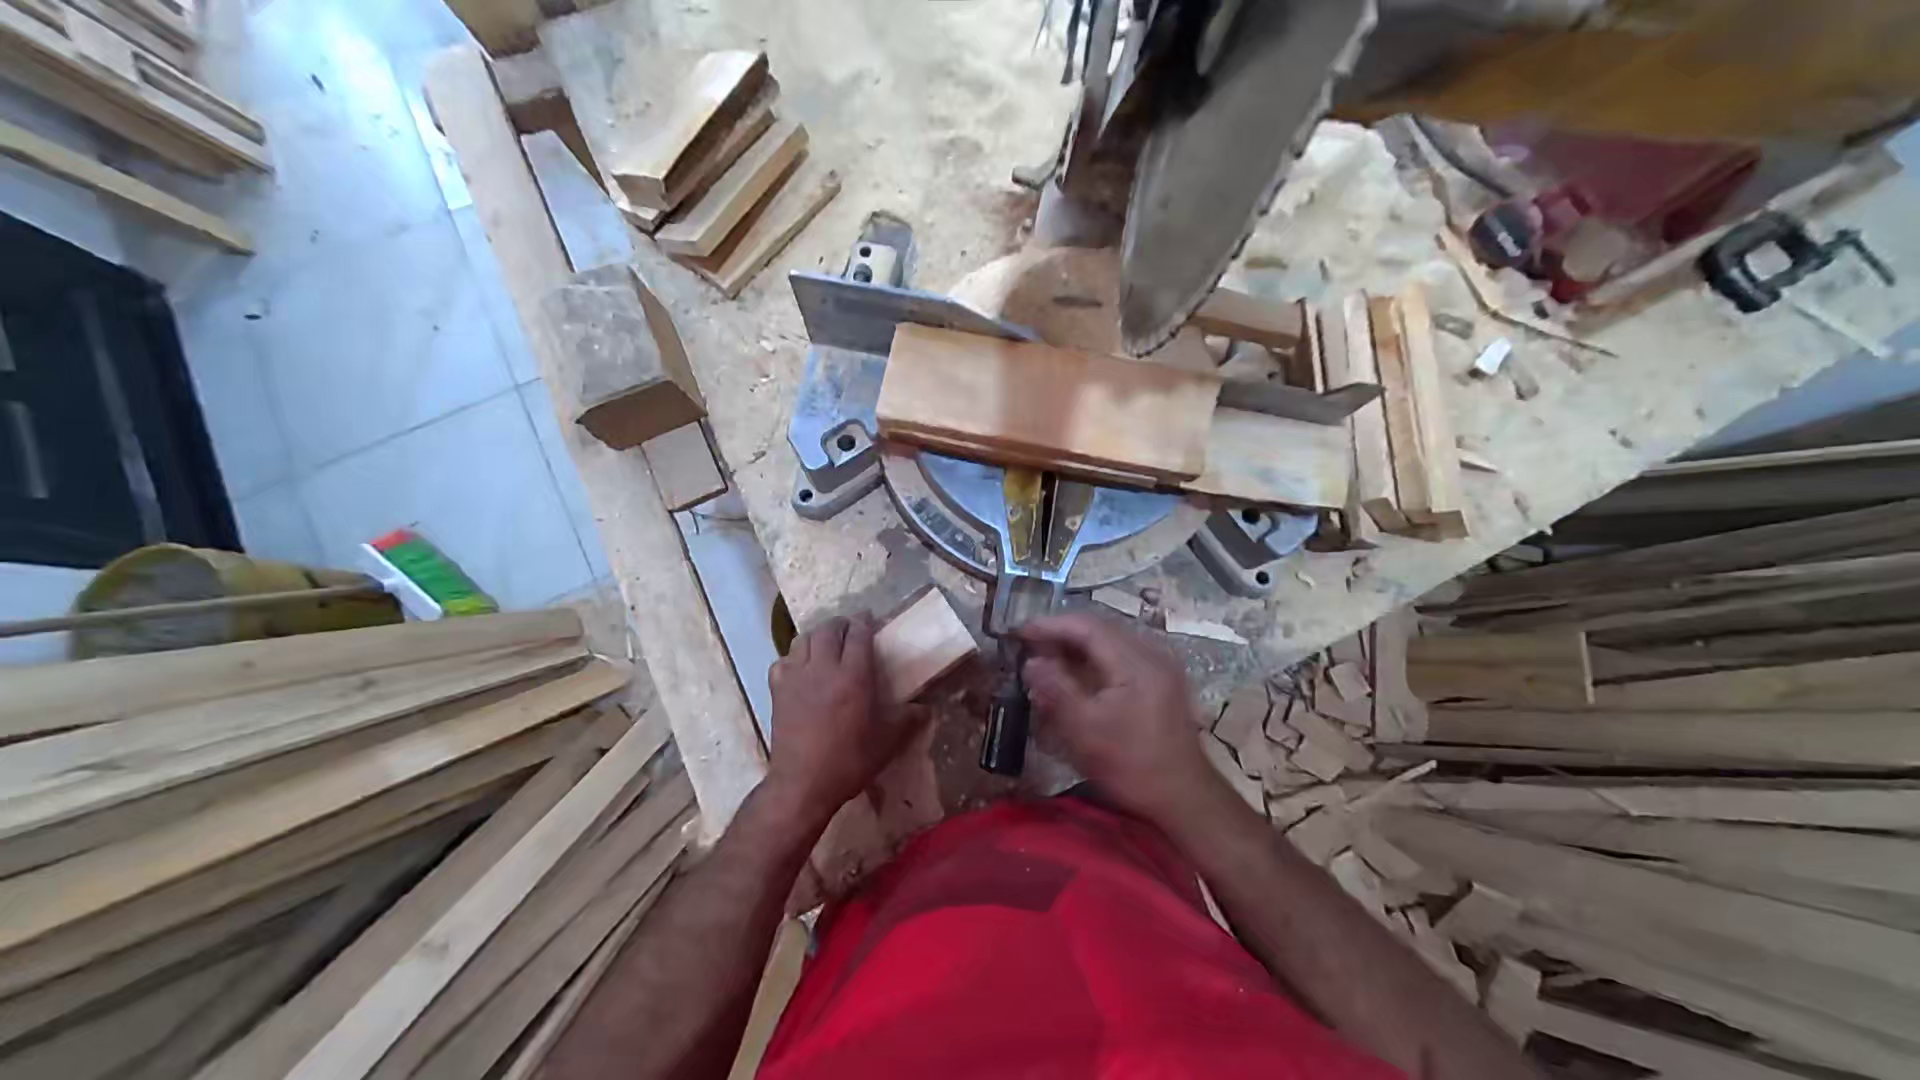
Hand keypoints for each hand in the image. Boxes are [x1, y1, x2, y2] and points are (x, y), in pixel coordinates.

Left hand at [765, 614, 921, 827]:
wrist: (803, 783)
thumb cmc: (850, 761)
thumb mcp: (888, 741)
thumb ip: (909, 719)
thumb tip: (926, 708)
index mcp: (854, 676)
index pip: (859, 634)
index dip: (865, 622)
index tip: (870, 619)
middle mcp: (824, 668)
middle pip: (829, 629)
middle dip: (842, 624)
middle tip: (851, 630)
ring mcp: (796, 677)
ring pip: (804, 639)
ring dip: (818, 636)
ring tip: (827, 644)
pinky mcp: (777, 690)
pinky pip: (783, 661)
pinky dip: (793, 658)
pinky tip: (801, 668)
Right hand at [1018, 613, 1221, 825]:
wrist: (1184, 798)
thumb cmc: (1131, 766)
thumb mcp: (1084, 730)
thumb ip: (1056, 689)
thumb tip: (1031, 662)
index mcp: (1136, 662)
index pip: (1087, 627)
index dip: (1050, 625)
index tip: (1020, 632)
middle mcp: (1152, 654)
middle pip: (1100, 629)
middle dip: (1062, 634)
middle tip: (1029, 646)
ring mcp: (1161, 666)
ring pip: (1111, 641)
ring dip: (1077, 646)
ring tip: (1047, 658)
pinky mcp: (1162, 681)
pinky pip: (1122, 655)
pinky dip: (1095, 659)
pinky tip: (1076, 674)